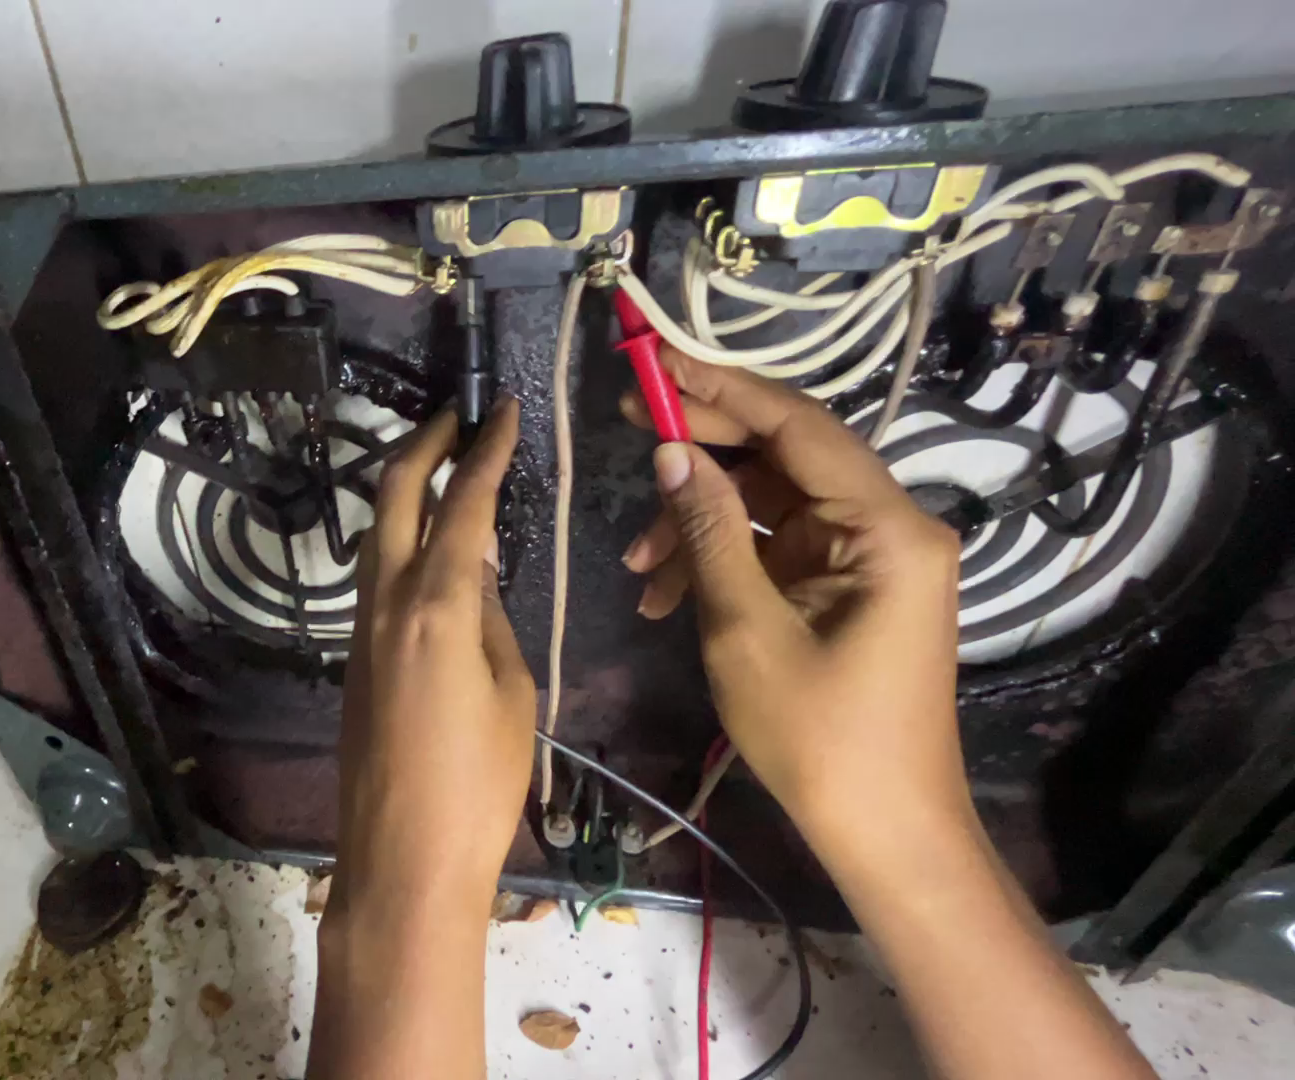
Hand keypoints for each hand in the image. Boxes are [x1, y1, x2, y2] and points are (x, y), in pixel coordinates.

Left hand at [333, 398, 534, 911]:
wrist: (403, 853)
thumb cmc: (479, 782)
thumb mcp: (511, 691)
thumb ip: (490, 617)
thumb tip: (477, 569)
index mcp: (438, 604)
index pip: (463, 504)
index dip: (483, 451)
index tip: (500, 412)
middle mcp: (388, 600)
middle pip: (394, 497)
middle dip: (422, 445)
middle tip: (456, 417)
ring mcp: (361, 625)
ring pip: (377, 533)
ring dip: (405, 489)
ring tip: (444, 467)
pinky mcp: (354, 651)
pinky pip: (377, 574)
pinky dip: (402, 539)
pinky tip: (431, 545)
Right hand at [619, 350, 968, 841]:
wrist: (875, 825)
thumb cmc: (815, 733)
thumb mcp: (744, 625)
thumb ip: (709, 529)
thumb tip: (671, 453)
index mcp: (884, 527)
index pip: (798, 426)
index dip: (722, 389)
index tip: (656, 364)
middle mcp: (882, 526)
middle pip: (781, 455)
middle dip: (702, 448)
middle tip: (631, 425)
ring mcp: (858, 556)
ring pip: (764, 503)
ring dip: (695, 523)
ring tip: (637, 564)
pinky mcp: (835, 583)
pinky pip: (766, 546)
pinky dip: (713, 560)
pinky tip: (661, 596)